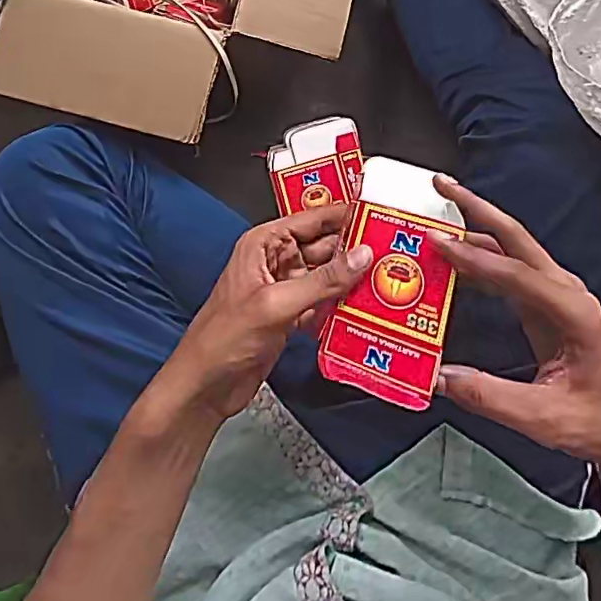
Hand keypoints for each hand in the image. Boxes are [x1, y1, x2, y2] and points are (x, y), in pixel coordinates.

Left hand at [158, 205, 372, 420]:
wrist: (205, 387)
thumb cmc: (225, 337)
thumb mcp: (276, 304)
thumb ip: (322, 280)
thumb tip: (362, 255)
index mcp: (265, 243)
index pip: (312, 219)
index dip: (345, 214)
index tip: (380, 213)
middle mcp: (276, 260)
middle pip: (325, 246)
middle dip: (356, 249)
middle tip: (394, 250)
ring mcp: (285, 288)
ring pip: (327, 275)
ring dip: (352, 278)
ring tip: (389, 277)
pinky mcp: (291, 314)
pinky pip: (324, 300)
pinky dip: (341, 304)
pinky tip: (366, 307)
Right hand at [429, 177, 600, 467]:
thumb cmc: (596, 421)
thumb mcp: (543, 419)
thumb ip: (489, 396)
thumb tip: (438, 376)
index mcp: (574, 313)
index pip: (517, 274)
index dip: (475, 257)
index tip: (439, 242)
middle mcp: (566, 292)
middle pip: (516, 237)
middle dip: (477, 207)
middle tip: (442, 185)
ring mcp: (556, 292)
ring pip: (511, 246)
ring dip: (474, 225)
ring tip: (438, 213)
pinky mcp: (543, 300)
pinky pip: (507, 267)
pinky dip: (478, 254)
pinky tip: (454, 255)